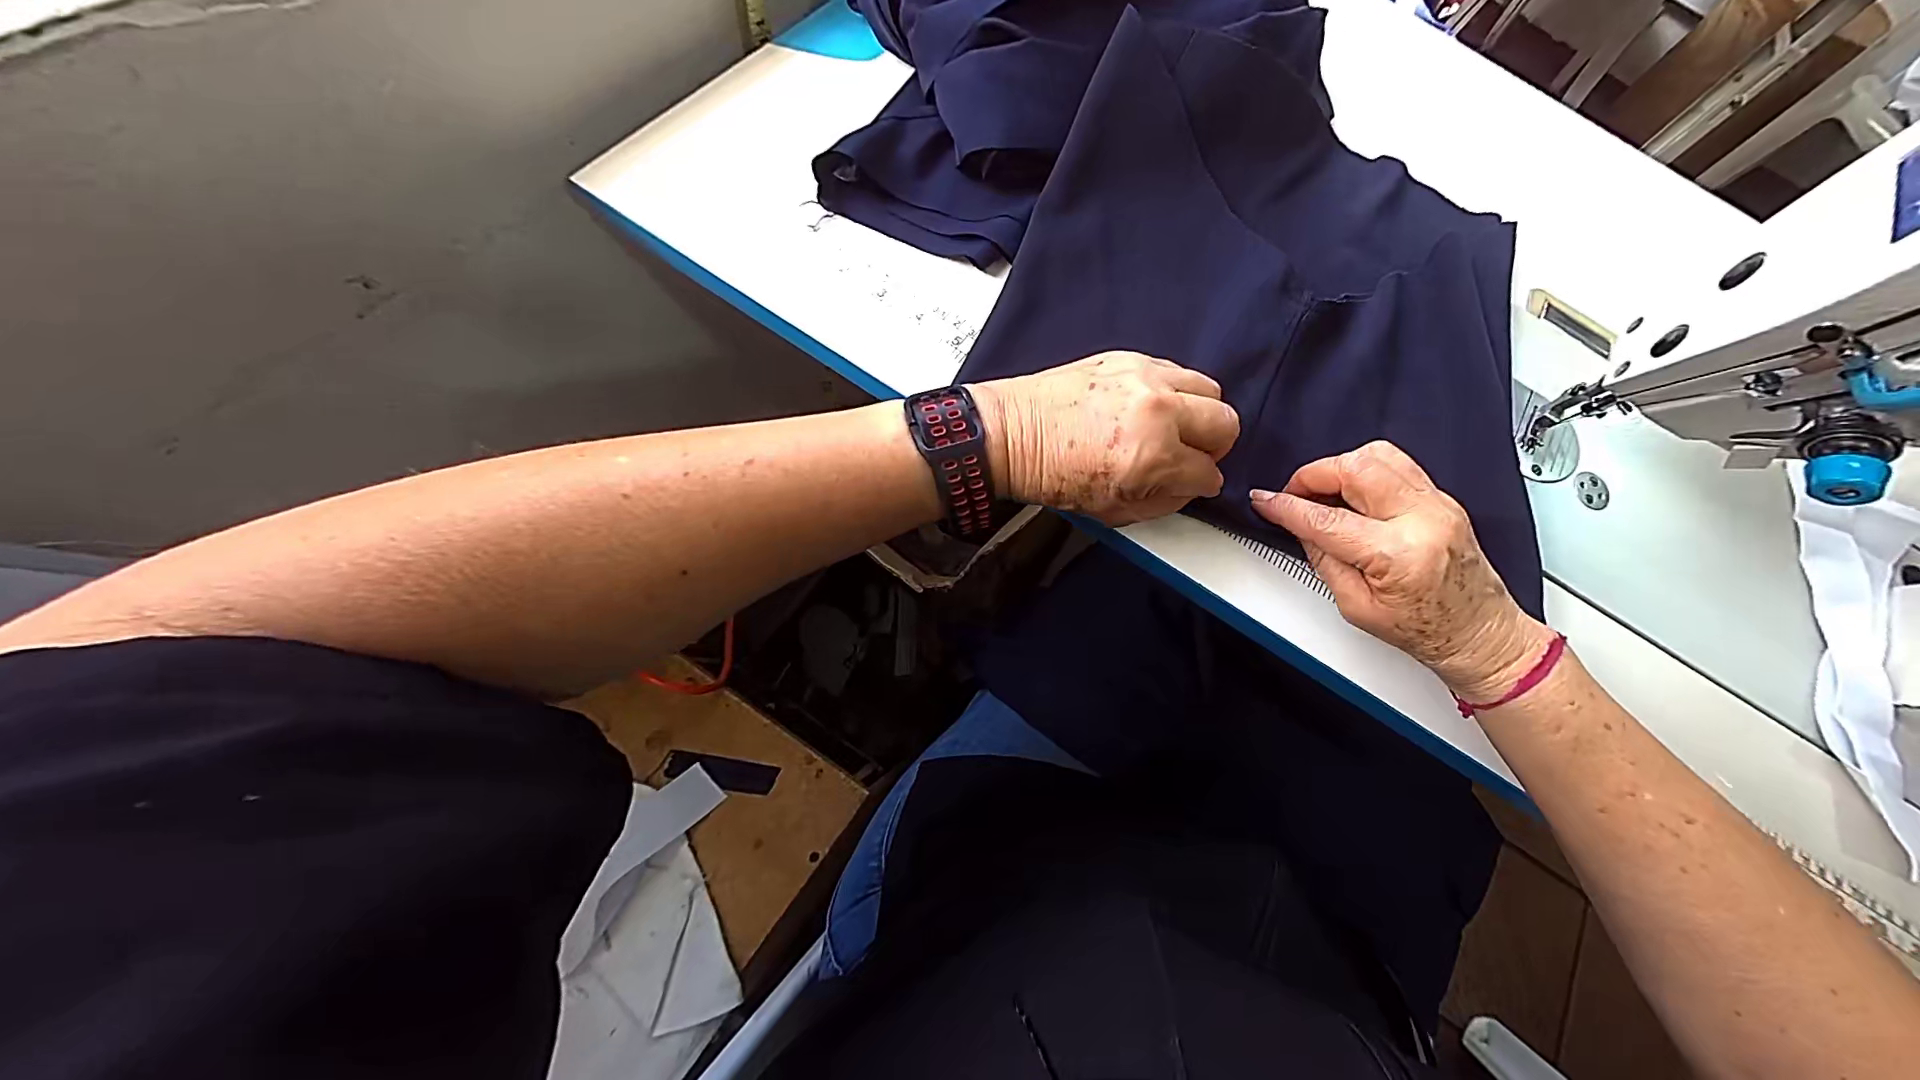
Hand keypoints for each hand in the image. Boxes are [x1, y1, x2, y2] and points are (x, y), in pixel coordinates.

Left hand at [971, 351, 1239, 525]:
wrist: (1011, 434)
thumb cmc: (1049, 471)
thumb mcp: (1112, 510)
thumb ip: (1163, 501)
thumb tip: (1188, 488)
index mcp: (1153, 454)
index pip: (1208, 472)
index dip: (1202, 485)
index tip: (1192, 483)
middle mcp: (1157, 409)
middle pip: (1225, 423)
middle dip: (1214, 447)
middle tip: (1192, 456)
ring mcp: (1144, 377)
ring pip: (1209, 389)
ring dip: (1199, 413)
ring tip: (1174, 429)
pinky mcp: (1128, 358)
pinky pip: (1175, 371)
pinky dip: (1173, 391)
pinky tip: (1149, 408)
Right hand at [1249, 440, 1554, 701]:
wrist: (1477, 631)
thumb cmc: (1426, 627)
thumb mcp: (1355, 605)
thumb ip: (1323, 559)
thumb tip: (1300, 526)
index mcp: (1399, 555)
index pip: (1326, 519)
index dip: (1286, 507)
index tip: (1264, 501)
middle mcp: (1424, 520)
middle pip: (1355, 468)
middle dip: (1312, 475)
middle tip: (1293, 493)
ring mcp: (1438, 504)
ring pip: (1378, 455)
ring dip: (1338, 468)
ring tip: (1321, 490)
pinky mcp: (1442, 498)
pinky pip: (1396, 464)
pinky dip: (1362, 471)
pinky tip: (1349, 492)